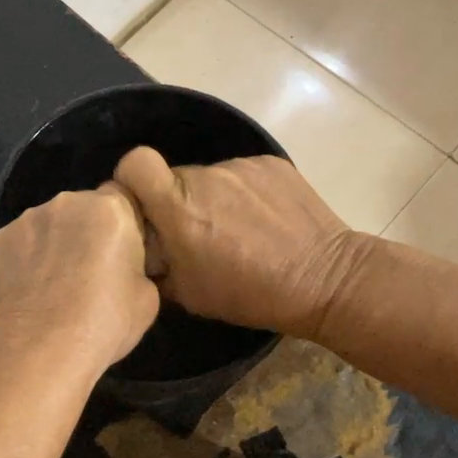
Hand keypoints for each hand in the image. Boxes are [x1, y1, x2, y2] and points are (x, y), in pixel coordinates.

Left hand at [0, 184, 160, 369]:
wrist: (44, 346)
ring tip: (53, 282)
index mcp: (110, 208)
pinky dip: (25, 257)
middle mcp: (67, 201)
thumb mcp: (148, 294)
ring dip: (53, 242)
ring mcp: (28, 218)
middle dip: (85, 230)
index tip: (120, 251)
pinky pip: (21, 242)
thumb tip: (122, 264)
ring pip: (48, 223)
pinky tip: (29, 287)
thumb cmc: (107, 320)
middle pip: (82, 208)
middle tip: (86, 269)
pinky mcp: (0, 238)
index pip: (122, 199)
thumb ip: (136, 263)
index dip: (122, 225)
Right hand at [112, 147, 373, 338]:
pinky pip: (240, 174)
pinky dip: (242, 193)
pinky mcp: (270, 163)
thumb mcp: (187, 294)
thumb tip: (142, 249)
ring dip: (210, 198)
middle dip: (175, 201)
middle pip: (171, 176)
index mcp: (179, 209)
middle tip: (195, 233)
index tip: (142, 205)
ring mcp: (240, 167)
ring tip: (235, 230)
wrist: (327, 280)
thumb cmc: (250, 294)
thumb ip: (155, 264)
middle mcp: (205, 177)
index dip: (131, 180)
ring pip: (207, 177)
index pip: (134, 164)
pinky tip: (261, 221)